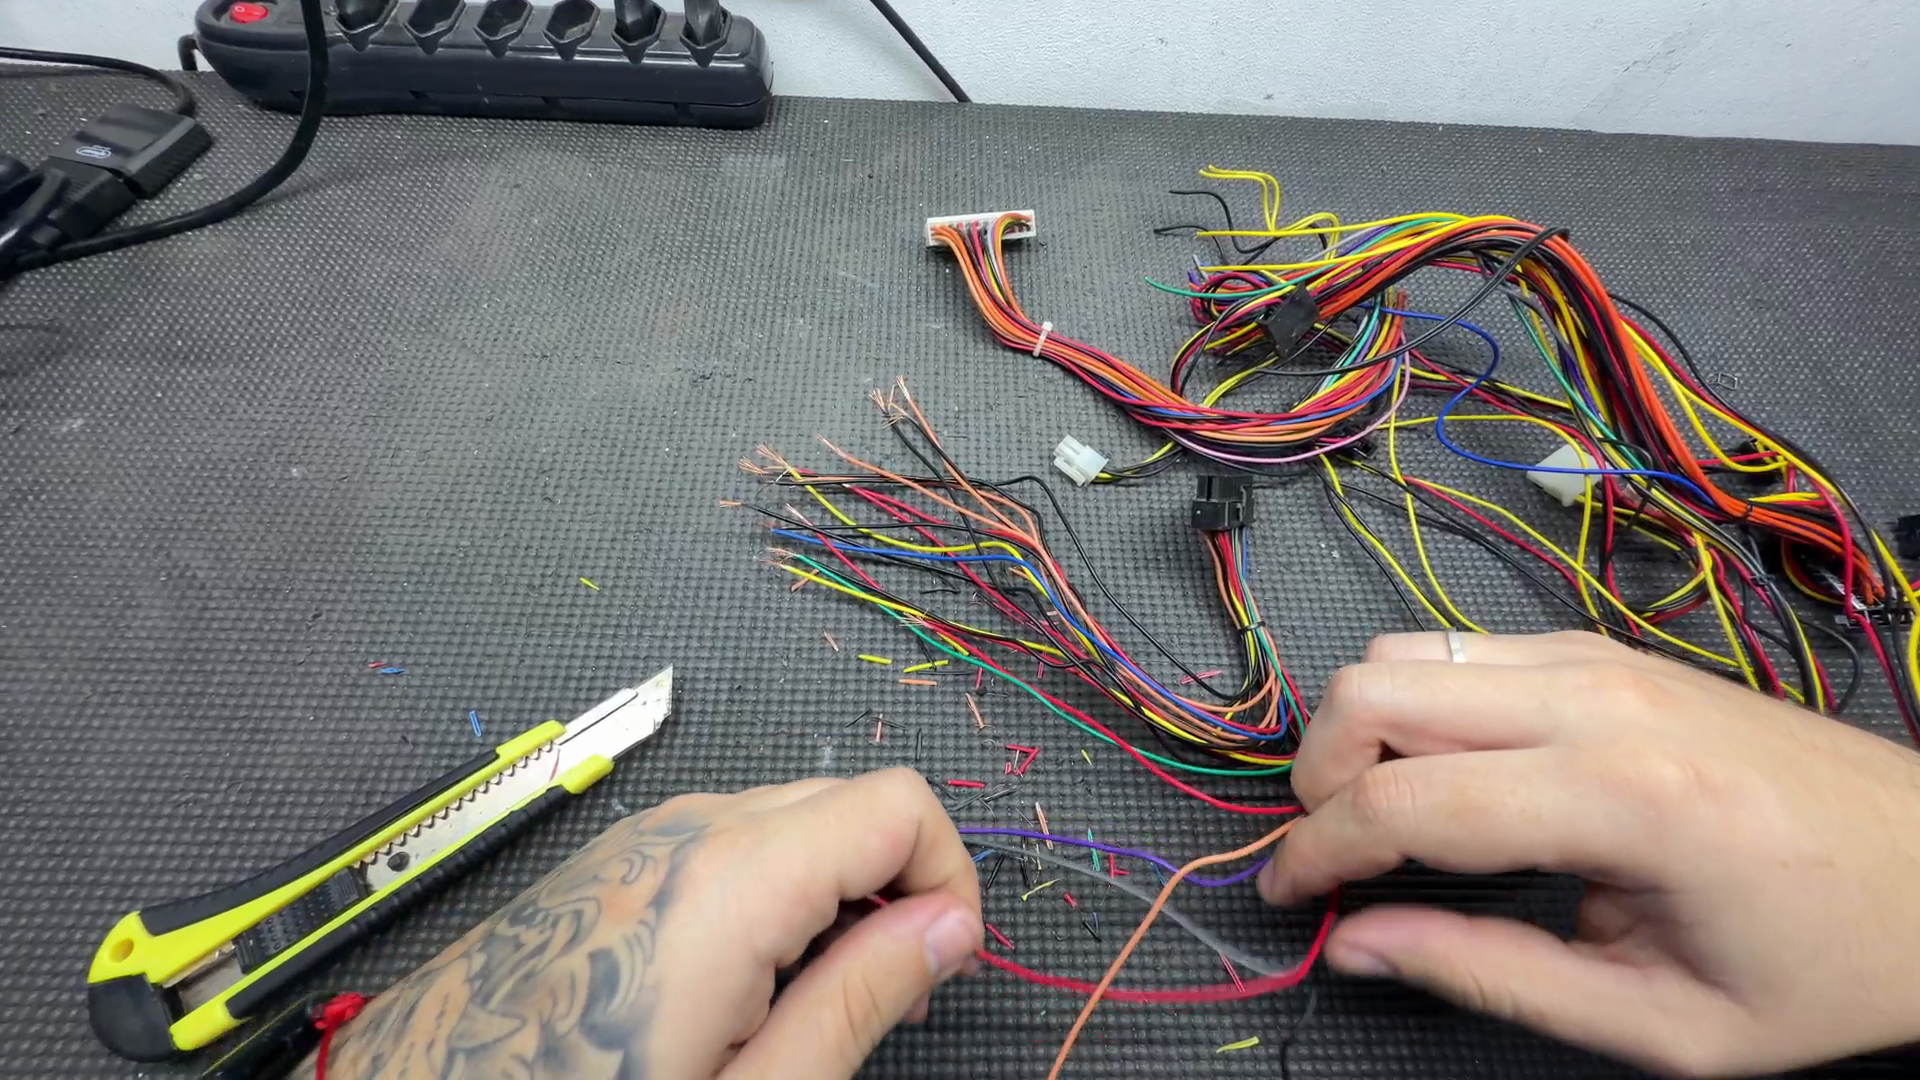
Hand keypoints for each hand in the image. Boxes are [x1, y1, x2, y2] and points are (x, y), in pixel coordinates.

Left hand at [312, 767, 982, 1079]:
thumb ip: (863, 995)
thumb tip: (953, 924)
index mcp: (738, 873)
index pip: (901, 804)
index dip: (947, 871)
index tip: (946, 957)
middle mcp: (698, 822)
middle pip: (855, 801)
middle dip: (900, 880)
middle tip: (894, 987)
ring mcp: (656, 827)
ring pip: (802, 816)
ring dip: (842, 885)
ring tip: (822, 990)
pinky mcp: (629, 847)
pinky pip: (742, 835)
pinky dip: (783, 883)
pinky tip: (754, 969)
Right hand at [1259, 630, 1919, 1077]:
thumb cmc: (1827, 961)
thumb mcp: (1665, 1021)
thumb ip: (1485, 973)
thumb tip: (1351, 944)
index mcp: (1620, 796)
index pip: (1400, 804)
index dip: (1314, 850)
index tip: (1283, 886)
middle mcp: (1585, 695)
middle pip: (1369, 694)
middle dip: (1316, 772)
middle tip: (1336, 842)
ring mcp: (1577, 653)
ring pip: (1389, 656)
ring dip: (1354, 731)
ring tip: (1384, 802)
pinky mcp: (1573, 641)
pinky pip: (1436, 649)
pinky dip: (1402, 705)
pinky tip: (1441, 763)